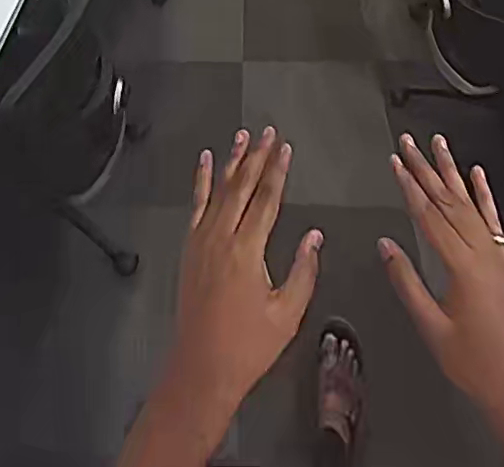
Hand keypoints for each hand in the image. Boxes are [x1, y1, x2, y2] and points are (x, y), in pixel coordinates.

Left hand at [119, 128, 320, 466]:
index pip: (266, 199)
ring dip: (232, 161)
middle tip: (268, 132)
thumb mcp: (287, 313)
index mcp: (246, 251)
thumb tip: (313, 236)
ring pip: (219, 190)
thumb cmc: (246, 346)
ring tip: (242, 136)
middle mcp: (221, 238)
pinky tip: (204, 163)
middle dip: (257, 156)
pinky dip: (200, 181)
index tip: (285, 148)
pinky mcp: (189, 248)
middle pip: (242, 186)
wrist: (200, 372)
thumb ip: (303, 270)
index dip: (278, 171)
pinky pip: (195, 206)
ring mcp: (201, 241)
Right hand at [381, 133, 503, 466]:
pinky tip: (478, 175)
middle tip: (408, 142)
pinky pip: (492, 219)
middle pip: (447, 200)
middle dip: (425, 167)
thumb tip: (387, 246)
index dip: (409, 186)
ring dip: (451, 171)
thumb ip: (407, 283)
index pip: (428, 214)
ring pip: (468, 201)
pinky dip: (484, 194)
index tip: (395, 162)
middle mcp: (481, 252)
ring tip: (439, 144)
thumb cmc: (477, 366)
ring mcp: (495, 254)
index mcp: (461, 266)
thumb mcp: (433, 328)